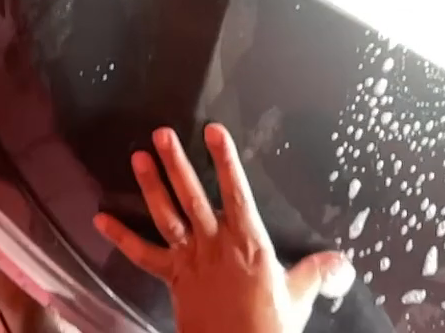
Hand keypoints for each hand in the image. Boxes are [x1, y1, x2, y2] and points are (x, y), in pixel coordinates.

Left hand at [94, 124, 354, 332]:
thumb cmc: (270, 328)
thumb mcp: (298, 298)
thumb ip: (318, 273)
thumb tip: (344, 262)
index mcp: (247, 242)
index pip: (236, 191)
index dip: (225, 160)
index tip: (213, 130)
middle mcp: (215, 244)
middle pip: (192, 196)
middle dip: (177, 163)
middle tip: (162, 133)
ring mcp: (190, 260)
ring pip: (167, 215)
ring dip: (151, 185)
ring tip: (138, 156)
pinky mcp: (173, 279)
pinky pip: (143, 255)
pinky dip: (120, 237)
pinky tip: (100, 218)